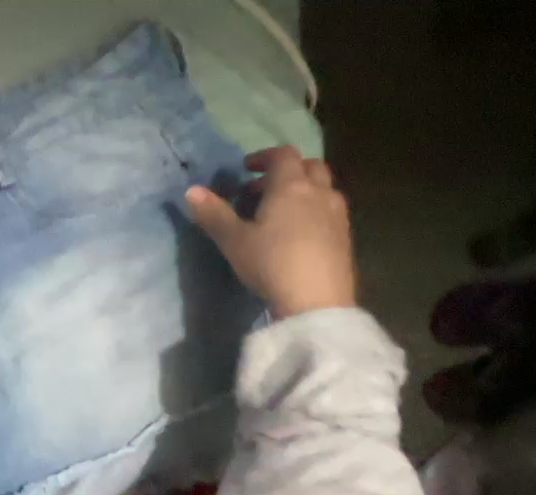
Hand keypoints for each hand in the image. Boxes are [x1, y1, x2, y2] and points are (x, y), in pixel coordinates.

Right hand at [185, 146, 356, 318]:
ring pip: (322, 186)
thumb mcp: (233, 241)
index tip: (246, 169)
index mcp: (290, 186)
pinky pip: (329, 208)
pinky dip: (313, 208)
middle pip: (307, 166)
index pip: (282, 155)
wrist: (315, 297)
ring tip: (281, 211)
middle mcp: (318, 190)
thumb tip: (191, 191)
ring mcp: (336, 211)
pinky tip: (299, 232)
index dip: (263, 157)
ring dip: (302, 189)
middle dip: (285, 171)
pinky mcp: (344, 233)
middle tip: (262, 190)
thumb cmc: (270, 262)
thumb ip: (214, 214)